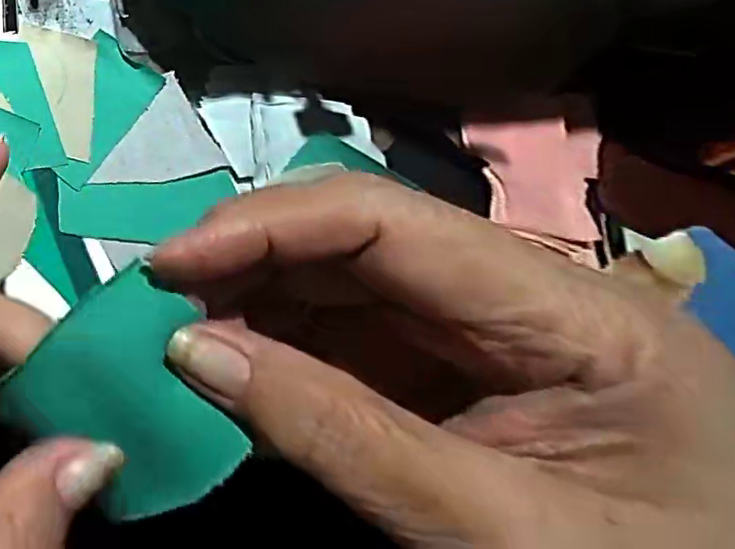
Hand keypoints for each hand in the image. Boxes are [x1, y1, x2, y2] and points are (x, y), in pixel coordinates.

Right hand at [150, 175, 734, 548]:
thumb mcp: (510, 539)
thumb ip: (343, 438)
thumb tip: (193, 350)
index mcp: (573, 308)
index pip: (386, 218)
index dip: (264, 224)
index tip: (170, 260)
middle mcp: (519, 295)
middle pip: (354, 237)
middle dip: (248, 257)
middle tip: (161, 295)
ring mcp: (485, 335)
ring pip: (340, 281)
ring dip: (254, 298)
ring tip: (182, 327)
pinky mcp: (457, 377)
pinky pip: (349, 338)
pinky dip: (281, 347)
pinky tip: (234, 361)